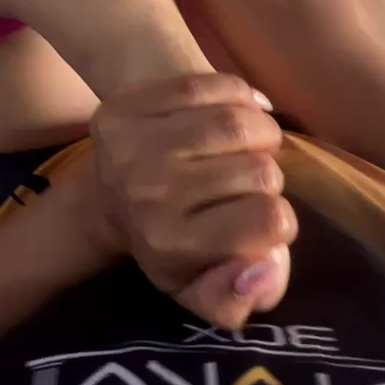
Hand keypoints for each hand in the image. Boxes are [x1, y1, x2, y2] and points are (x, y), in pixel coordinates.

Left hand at [90, 74, 295, 330]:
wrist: (103, 198)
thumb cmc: (166, 245)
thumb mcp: (197, 291)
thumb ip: (237, 298)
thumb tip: (264, 268)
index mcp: (173, 244)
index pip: (269, 221)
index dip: (281, 215)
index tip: (265, 212)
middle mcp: (150, 195)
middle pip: (260, 171)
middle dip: (271, 170)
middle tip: (256, 172)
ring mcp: (131, 147)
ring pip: (235, 123)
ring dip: (261, 127)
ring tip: (254, 138)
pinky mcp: (120, 109)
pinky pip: (202, 86)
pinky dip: (236, 92)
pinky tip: (241, 105)